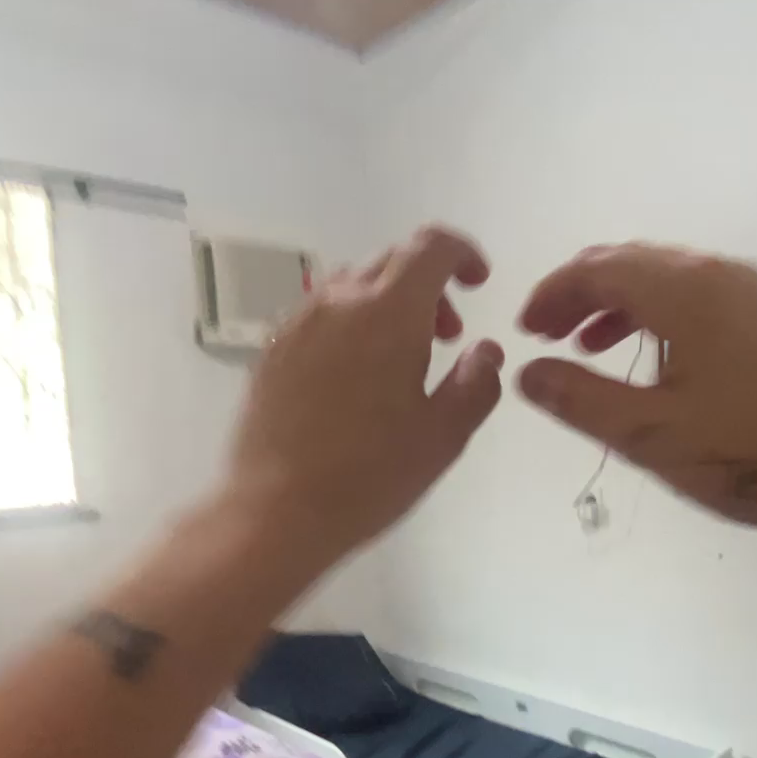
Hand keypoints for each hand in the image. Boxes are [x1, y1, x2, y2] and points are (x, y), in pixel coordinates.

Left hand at [227, 225, 504, 553]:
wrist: (275, 511)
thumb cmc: (370, 476)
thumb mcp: (443, 437)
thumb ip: (476, 383)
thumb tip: (485, 350)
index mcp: (388, 313)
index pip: (430, 246)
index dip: (461, 252)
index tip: (478, 283)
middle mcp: (338, 302)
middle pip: (391, 262)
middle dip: (429, 287)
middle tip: (447, 337)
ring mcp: (296, 325)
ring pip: (352, 287)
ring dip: (388, 305)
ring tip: (400, 361)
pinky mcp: (271, 353)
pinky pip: (320, 317)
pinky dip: (350, 326)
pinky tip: (353, 380)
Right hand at [516, 242, 756, 532]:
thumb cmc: (742, 454)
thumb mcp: (648, 433)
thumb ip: (579, 398)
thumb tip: (527, 373)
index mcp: (688, 292)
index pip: (602, 269)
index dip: (554, 293)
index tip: (525, 328)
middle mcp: (721, 273)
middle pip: (632, 263)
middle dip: (581, 294)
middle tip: (546, 334)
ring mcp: (751, 291)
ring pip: (665, 277)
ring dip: (616, 304)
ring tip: (584, 345)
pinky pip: (695, 295)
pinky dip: (655, 314)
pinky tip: (645, 354)